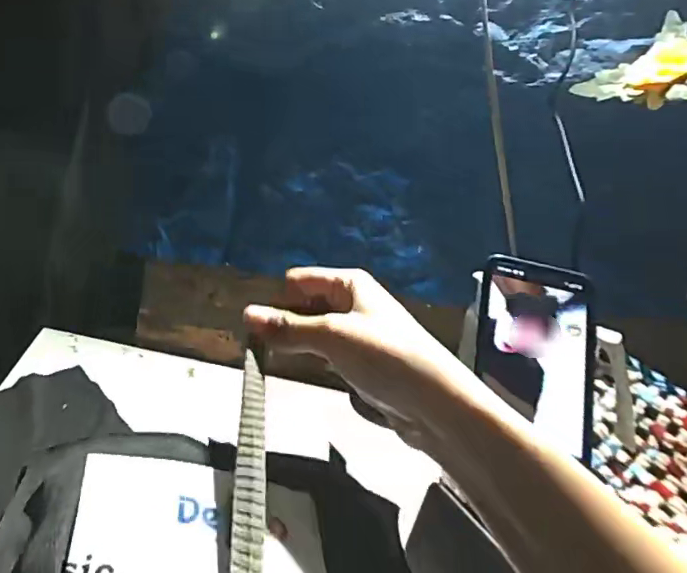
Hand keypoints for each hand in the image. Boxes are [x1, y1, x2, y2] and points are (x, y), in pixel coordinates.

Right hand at [243, 267, 480, 450]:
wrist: (439, 405)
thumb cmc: (386, 357)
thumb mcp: (332, 337)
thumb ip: (289, 329)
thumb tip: (246, 314)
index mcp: (349, 283)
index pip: (298, 281)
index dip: (277, 301)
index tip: (256, 330)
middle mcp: (354, 303)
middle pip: (305, 307)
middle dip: (286, 326)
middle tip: (260, 350)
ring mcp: (360, 334)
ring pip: (316, 335)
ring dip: (302, 349)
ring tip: (286, 364)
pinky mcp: (365, 364)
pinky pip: (330, 358)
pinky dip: (321, 367)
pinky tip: (321, 381)